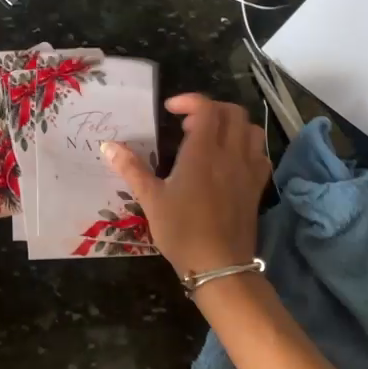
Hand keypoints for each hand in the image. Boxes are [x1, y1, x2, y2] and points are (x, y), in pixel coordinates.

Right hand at [102, 94, 270, 279]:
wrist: (219, 267)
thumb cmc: (181, 230)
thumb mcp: (151, 199)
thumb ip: (131, 168)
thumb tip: (108, 145)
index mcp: (203, 153)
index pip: (206, 108)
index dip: (189, 101)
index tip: (170, 110)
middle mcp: (230, 155)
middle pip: (233, 113)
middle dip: (211, 109)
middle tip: (188, 124)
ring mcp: (248, 171)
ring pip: (251, 130)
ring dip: (232, 125)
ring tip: (211, 138)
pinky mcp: (257, 188)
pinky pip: (260, 154)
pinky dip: (246, 146)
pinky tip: (229, 160)